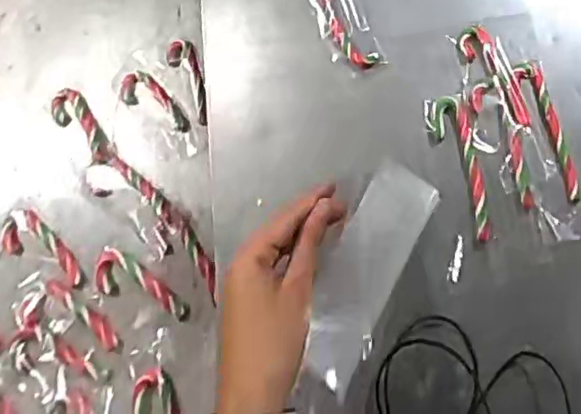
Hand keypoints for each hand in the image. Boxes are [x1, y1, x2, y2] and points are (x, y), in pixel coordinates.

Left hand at [217, 184, 347, 413]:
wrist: (250, 400)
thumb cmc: (274, 342)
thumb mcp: (297, 290)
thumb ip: (308, 245)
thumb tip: (322, 210)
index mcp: (248, 256)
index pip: (284, 219)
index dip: (311, 201)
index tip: (335, 187)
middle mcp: (241, 262)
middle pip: (278, 229)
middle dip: (308, 213)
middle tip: (339, 202)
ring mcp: (243, 281)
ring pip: (275, 245)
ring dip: (301, 232)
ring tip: (330, 217)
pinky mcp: (249, 297)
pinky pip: (273, 261)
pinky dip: (292, 252)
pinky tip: (309, 247)